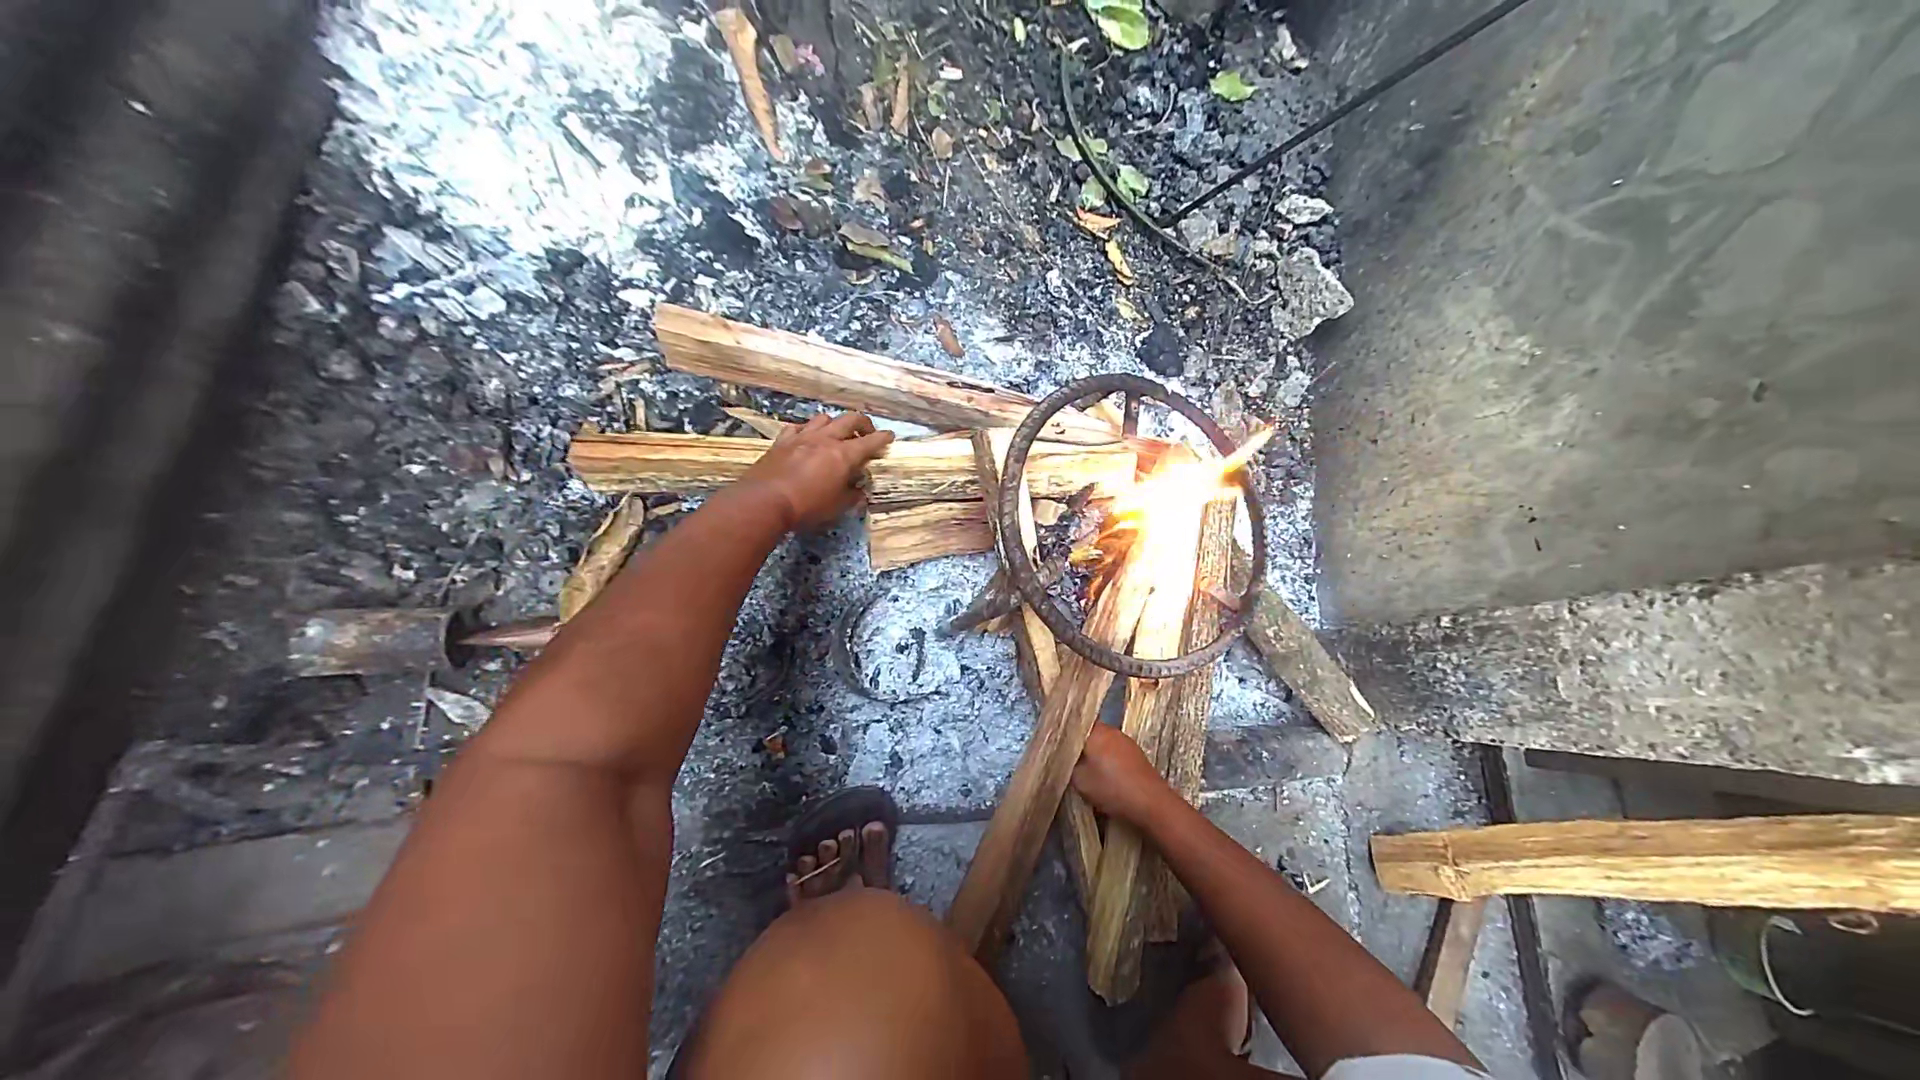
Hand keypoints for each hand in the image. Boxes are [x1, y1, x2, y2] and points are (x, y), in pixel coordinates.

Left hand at [735, 412, 893, 530]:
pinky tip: (806, 438)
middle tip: (867, 432)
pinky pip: (797, 428)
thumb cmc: (807, 507)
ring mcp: (802, 437)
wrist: (764, 501)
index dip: (882, 438)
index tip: (889, 436)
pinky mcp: (782, 442)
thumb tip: (859, 490)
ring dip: (834, 424)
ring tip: (836, 434)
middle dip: (863, 423)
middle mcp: (825, 439)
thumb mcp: (837, 507)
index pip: (870, 442)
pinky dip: (806, 430)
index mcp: (844, 455)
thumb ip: (852, 495)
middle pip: (849, 420)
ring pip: (823, 419)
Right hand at [1071, 723, 1174, 827]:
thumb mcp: (1079, 780)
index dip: (1062, 735)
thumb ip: (1068, 764)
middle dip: (1078, 745)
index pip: (1073, 723)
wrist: (1152, 804)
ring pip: (1102, 742)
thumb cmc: (1112, 789)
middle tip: (1067, 761)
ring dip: (1093, 753)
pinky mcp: (1136, 754)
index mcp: (1096, 731)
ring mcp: (1126, 741)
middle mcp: (1112, 730)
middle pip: (1088, 732)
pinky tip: (1104, 775)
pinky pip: (1114, 751)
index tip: (1055, 747)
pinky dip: (1106, 759)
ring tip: (1085, 770)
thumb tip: (1065, 757)